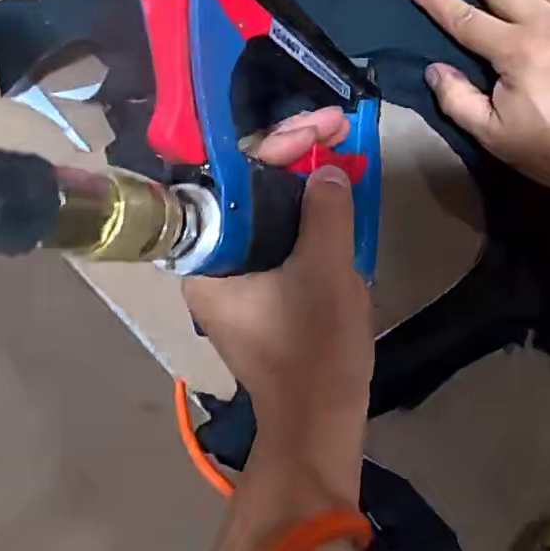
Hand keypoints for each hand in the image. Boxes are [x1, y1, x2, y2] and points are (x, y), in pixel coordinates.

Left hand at [184, 109, 373, 460]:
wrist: (320, 423)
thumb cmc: (315, 350)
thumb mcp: (326, 272)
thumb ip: (325, 212)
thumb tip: (327, 170)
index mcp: (208, 256)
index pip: (235, 178)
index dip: (278, 144)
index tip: (321, 127)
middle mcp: (212, 260)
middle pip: (250, 188)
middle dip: (295, 154)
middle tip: (338, 129)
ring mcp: (236, 273)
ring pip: (268, 208)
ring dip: (304, 177)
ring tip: (341, 146)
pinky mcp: (261, 285)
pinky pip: (280, 234)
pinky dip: (308, 211)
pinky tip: (335, 189)